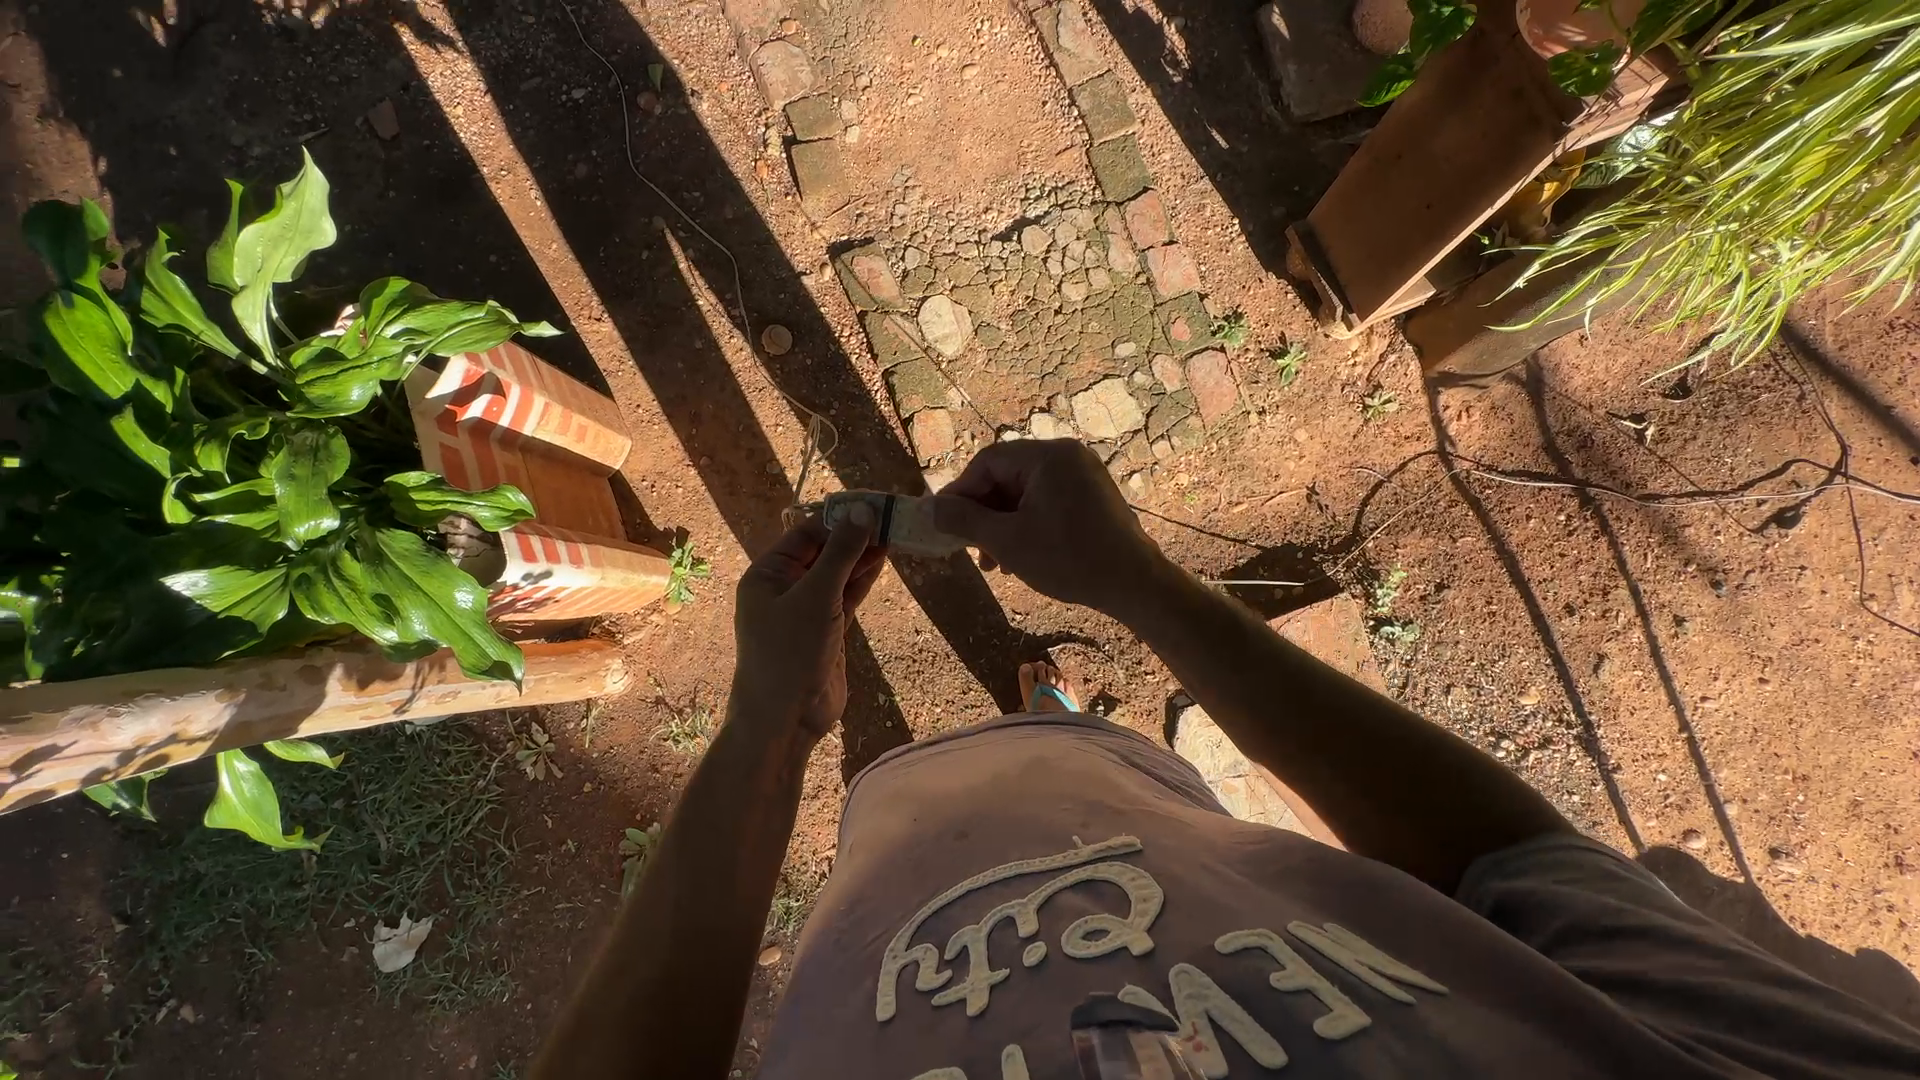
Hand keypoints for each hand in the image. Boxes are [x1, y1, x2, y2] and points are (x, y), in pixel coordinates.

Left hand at [731, 505, 885, 742]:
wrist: (785, 718)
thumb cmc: (790, 652)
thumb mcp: (816, 597)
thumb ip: (840, 554)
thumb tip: (862, 511)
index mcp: (768, 574)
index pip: (806, 533)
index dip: (839, 517)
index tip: (873, 503)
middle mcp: (784, 587)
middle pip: (822, 551)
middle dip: (854, 536)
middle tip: (891, 518)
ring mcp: (806, 610)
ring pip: (837, 574)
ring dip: (861, 556)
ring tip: (893, 534)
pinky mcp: (826, 630)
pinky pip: (845, 596)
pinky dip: (861, 581)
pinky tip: (882, 562)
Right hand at [927, 439, 1170, 618]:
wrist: (1134, 584)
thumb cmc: (1068, 559)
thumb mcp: (1007, 541)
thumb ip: (965, 521)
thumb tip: (931, 509)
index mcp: (1047, 456)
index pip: (987, 461)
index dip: (960, 492)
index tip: (943, 522)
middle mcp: (1067, 455)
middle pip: (1007, 475)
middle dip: (984, 514)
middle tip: (969, 548)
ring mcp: (1083, 474)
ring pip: (1026, 492)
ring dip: (1003, 524)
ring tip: (995, 563)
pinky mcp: (1093, 495)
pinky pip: (1047, 501)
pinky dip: (1028, 524)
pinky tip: (1021, 556)